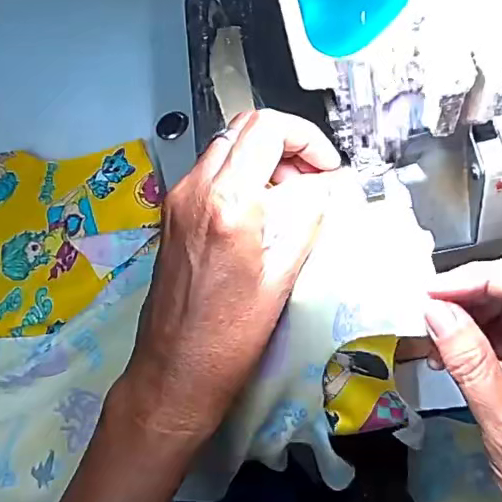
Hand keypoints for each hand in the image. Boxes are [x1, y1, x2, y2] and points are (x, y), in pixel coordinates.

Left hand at [113, 109, 340, 448]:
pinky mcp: (172, 216)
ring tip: (291, 199)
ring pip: (226, 147)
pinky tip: (262, 213)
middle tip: (311, 179)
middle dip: (286, 144)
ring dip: (263, 159)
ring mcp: (177, 201)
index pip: (267, 129)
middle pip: (244, 129)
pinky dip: (241, 177)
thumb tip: (329, 188)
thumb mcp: (281, 277)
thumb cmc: (224, 341)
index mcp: (226, 204)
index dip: (307, 139)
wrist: (173, 372)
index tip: (325, 167)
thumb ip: (307, 219)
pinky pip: (211, 174)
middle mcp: (194, 193)